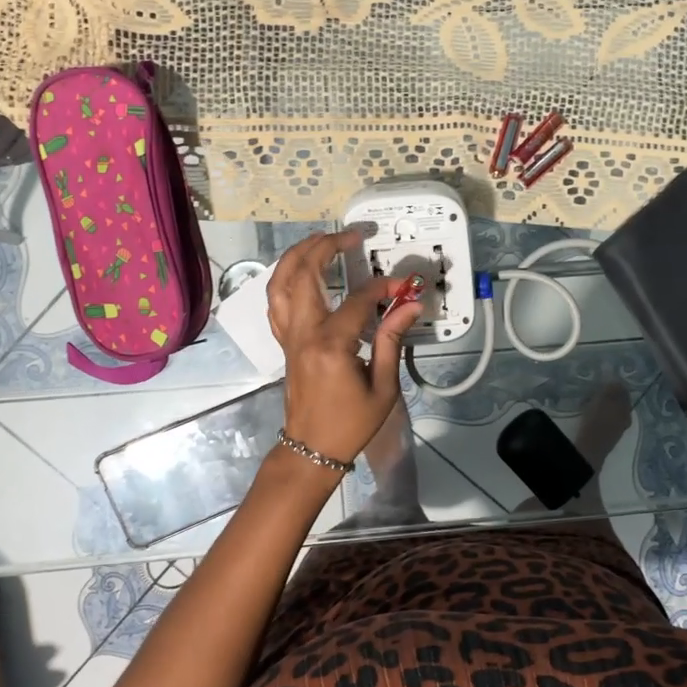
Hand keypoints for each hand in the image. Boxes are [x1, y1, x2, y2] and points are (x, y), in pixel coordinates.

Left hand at [267, 230, 422, 468]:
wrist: (312, 449)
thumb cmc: (351, 423)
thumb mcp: (383, 386)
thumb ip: (392, 340)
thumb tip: (410, 304)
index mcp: (330, 344)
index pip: (358, 300)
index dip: (383, 288)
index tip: (403, 287)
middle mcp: (303, 333)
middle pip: (304, 274)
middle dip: (325, 247)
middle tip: (351, 236)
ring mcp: (289, 336)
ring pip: (280, 283)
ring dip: (298, 256)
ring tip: (321, 241)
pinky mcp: (284, 342)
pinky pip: (276, 302)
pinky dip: (285, 279)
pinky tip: (302, 271)